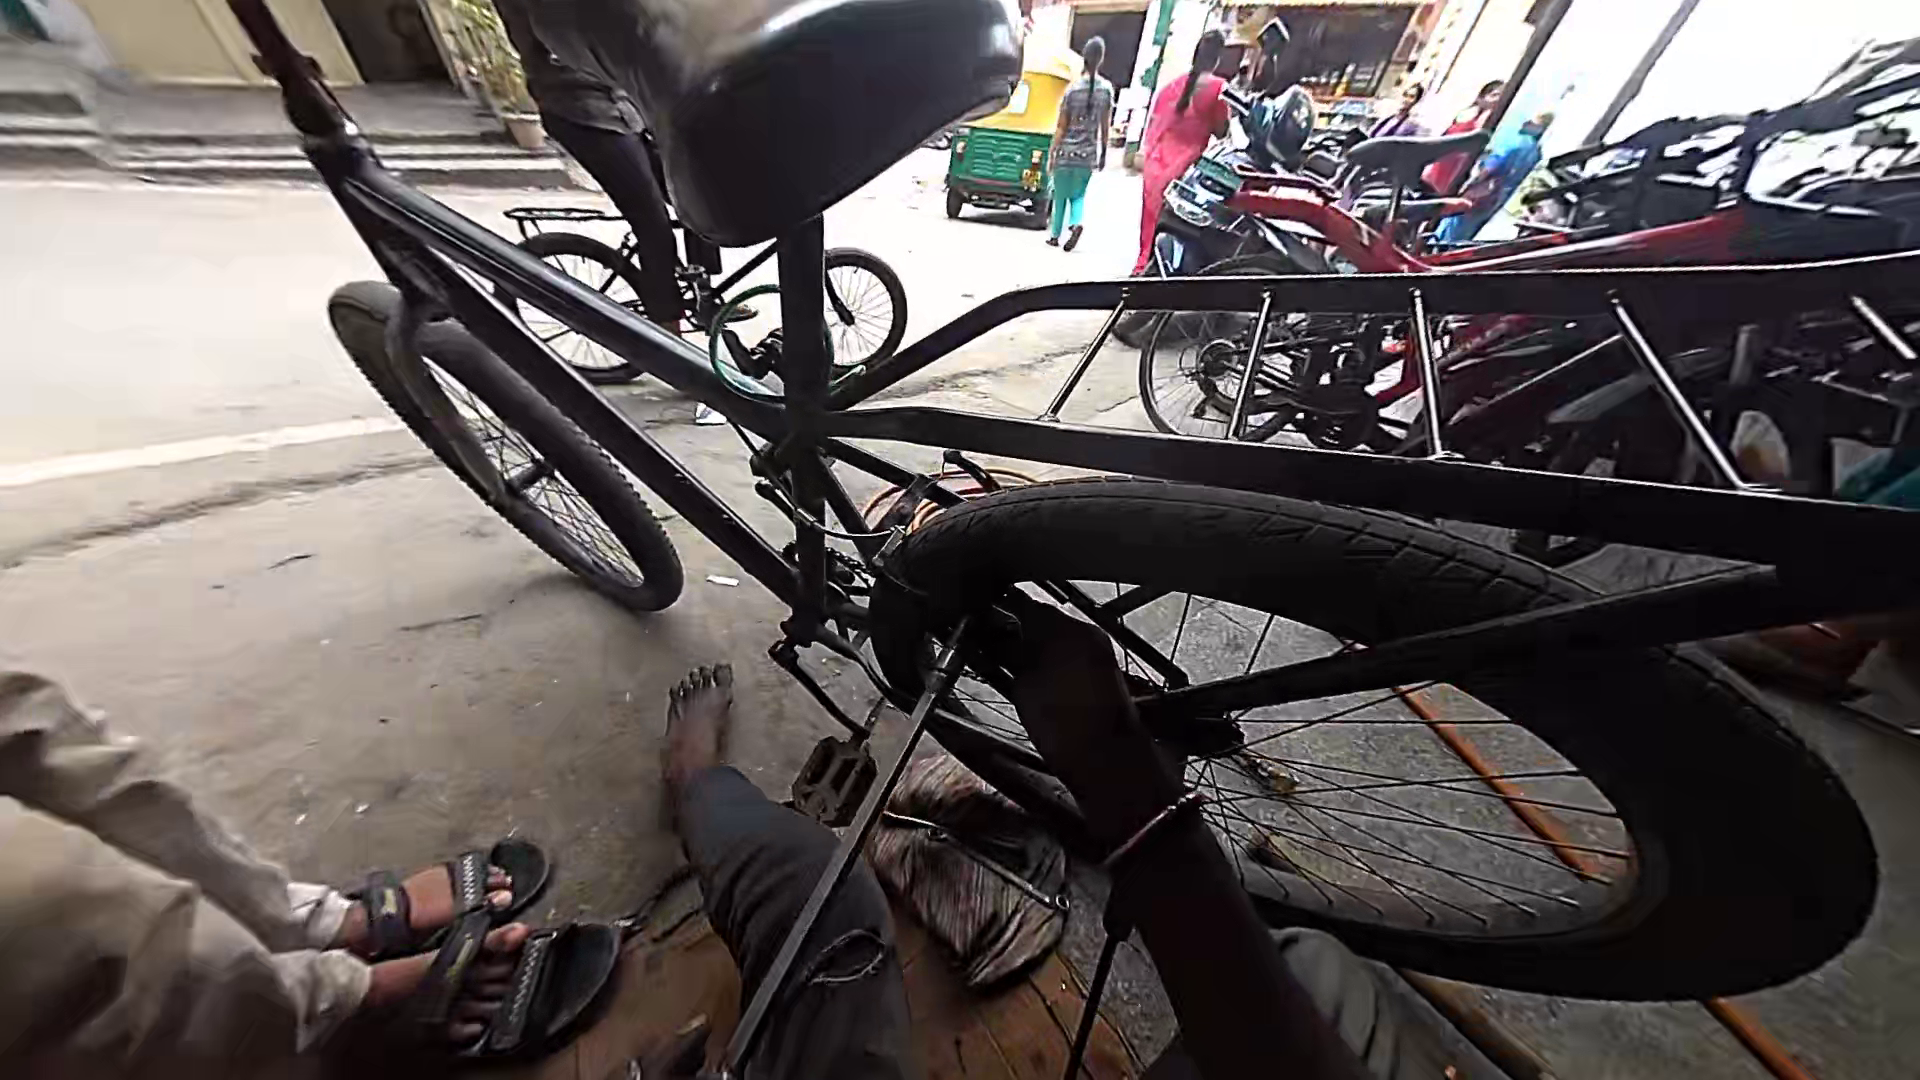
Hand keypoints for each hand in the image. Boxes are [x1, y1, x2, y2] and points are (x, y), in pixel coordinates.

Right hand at [976, 594, 1183, 840]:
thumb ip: (1010, 655)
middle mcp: (1086, 632)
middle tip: (987, 640)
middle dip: (1014, 626)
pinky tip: (1030, 674)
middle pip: (1041, 618)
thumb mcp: (1023, 687)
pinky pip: (1069, 652)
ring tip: (1004, 659)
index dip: (998, 609)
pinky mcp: (1102, 670)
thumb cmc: (1063, 726)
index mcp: (1067, 629)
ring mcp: (1097, 650)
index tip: (978, 618)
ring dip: (1031, 643)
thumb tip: (997, 639)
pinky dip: (1049, 657)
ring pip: (1055, 635)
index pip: (1025, 603)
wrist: (1108, 762)